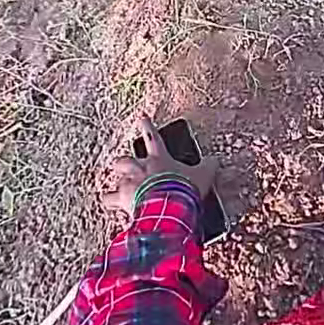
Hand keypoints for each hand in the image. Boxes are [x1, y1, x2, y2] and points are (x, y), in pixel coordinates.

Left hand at [101, 117, 217, 218]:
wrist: (169, 207)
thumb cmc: (183, 190)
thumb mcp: (202, 175)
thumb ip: (207, 167)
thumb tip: (215, 161)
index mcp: (159, 159)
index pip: (152, 137)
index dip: (147, 126)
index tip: (142, 117)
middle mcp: (142, 169)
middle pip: (126, 159)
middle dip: (124, 161)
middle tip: (122, 162)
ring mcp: (131, 183)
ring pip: (116, 177)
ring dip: (115, 181)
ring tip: (112, 186)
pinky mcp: (124, 199)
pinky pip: (110, 200)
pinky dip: (109, 202)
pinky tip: (108, 204)